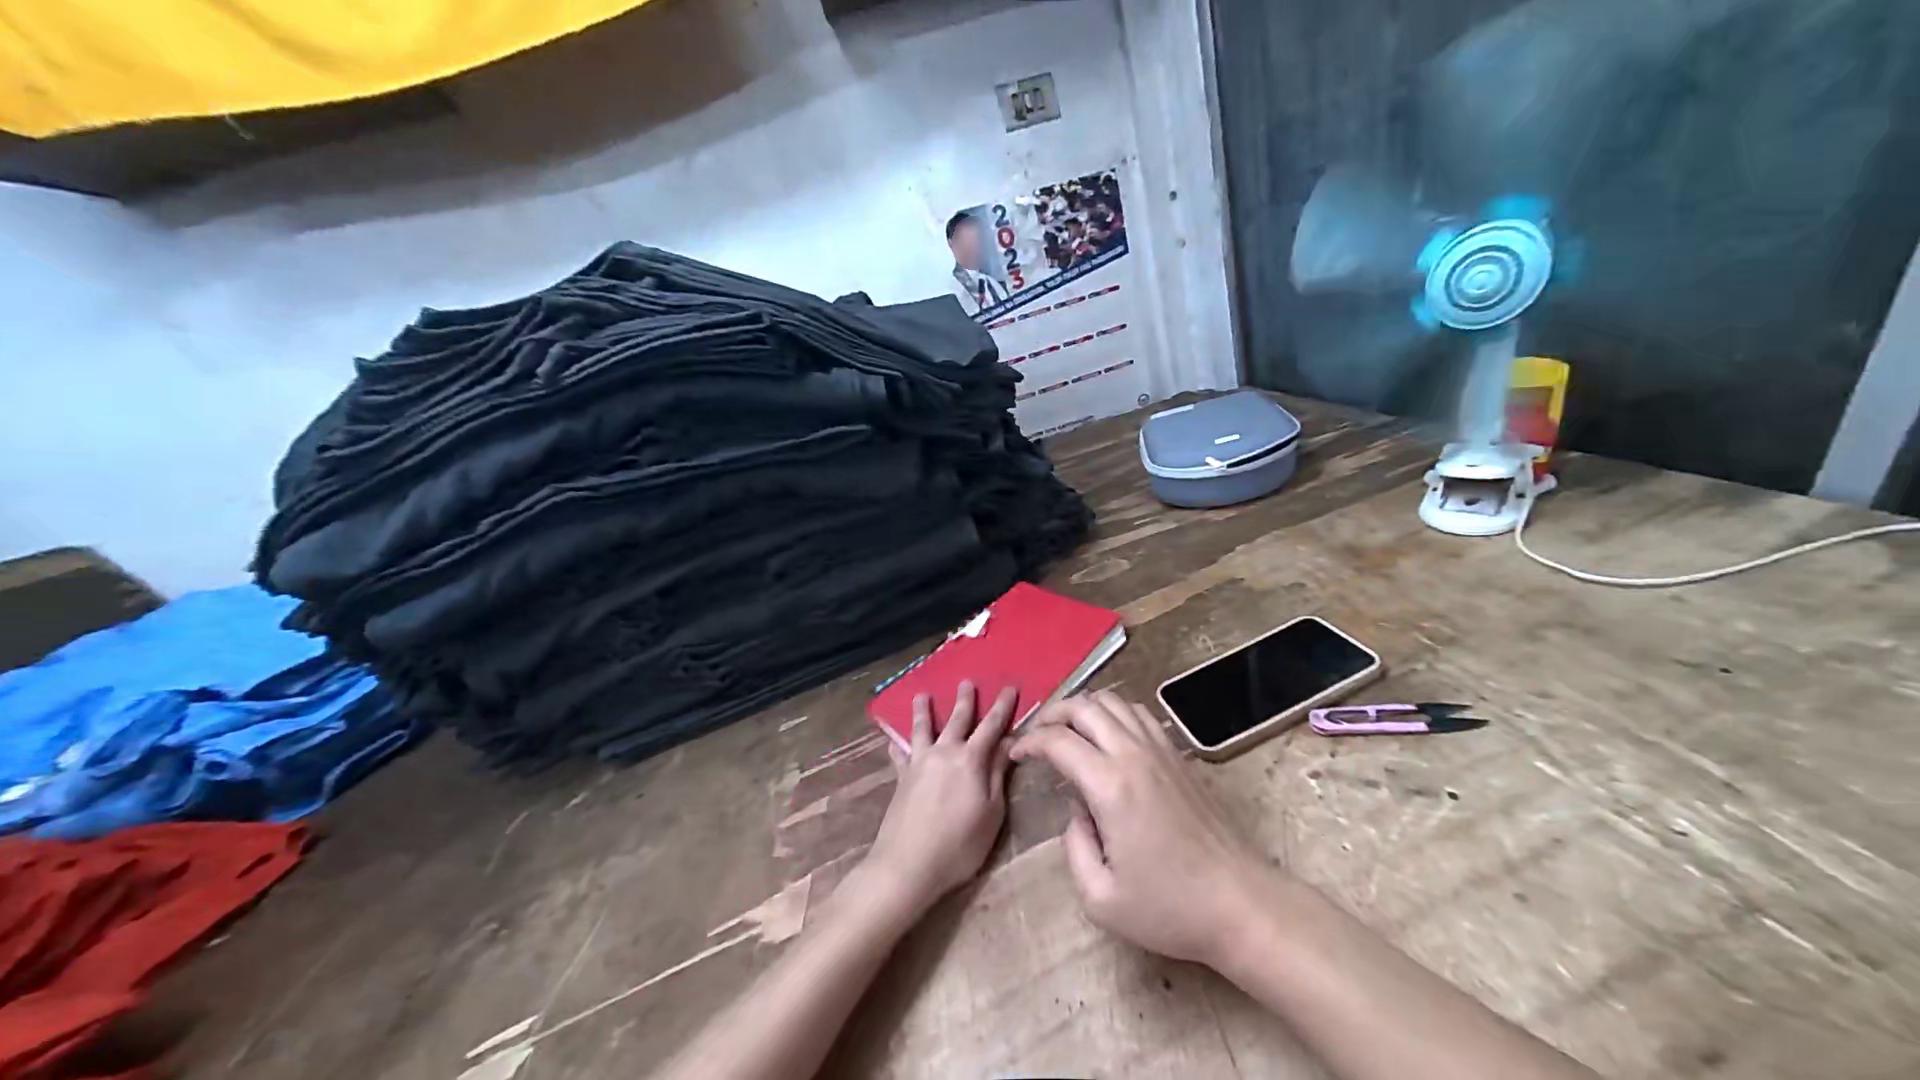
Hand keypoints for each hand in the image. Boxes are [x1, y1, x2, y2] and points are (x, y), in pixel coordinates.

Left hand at [861, 681, 1017, 915]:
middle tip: (967, 681)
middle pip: (957, 720)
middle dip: (965, 700)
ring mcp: (919, 764)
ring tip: (921, 695)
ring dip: (923, 711)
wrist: (908, 864)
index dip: (1002, 708)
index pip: (991, 727)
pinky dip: (897, 745)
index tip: (1010, 688)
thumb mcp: (992, 812)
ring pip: (922, 729)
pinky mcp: (901, 778)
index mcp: (971, 760)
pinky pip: (899, 754)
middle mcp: (944, 753)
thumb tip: (1007, 744)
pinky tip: (892, 740)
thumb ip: (997, 775)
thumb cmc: (960, 845)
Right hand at [1011, 692, 1278, 968]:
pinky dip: (1114, 712)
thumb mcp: (1101, 898)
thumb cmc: (1169, 907)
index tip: (1016, 755)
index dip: (1030, 742)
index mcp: (1110, 785)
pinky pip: (1140, 715)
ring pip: (1114, 702)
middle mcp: (1134, 755)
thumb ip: (1073, 848)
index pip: (1058, 741)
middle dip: (1052, 713)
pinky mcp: (1179, 757)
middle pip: (1085, 707)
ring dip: (1084, 707)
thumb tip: (1076, 814)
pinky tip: (1108, 734)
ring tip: (1067, 728)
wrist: (1240, 903)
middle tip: (1036, 734)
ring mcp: (1161, 751)